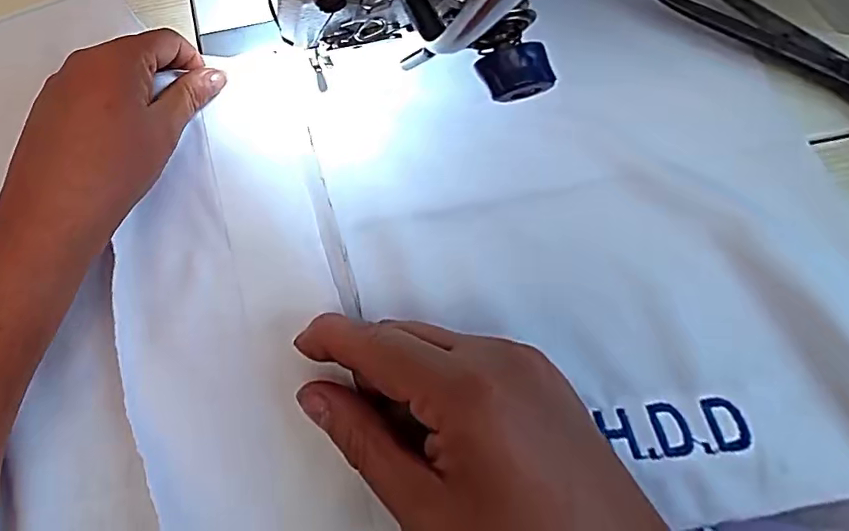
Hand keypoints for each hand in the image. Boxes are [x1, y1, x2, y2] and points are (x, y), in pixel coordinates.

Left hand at [0, 29, 225, 250]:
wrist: (51, 216)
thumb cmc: (100, 176)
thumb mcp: (162, 131)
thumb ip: (188, 95)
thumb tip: (206, 77)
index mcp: (113, 59)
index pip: (163, 40)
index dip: (189, 59)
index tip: (199, 82)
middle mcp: (82, 64)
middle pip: (135, 53)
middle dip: (160, 76)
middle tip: (176, 109)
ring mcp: (60, 84)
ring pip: (108, 73)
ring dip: (132, 91)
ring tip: (142, 131)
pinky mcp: (47, 106)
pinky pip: (85, 91)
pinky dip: (105, 104)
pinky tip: (114, 139)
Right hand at [293, 315, 665, 530]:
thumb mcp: (428, 513)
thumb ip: (362, 441)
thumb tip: (318, 395)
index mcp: (469, 388)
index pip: (375, 342)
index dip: (330, 338)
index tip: (305, 346)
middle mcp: (500, 359)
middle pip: (402, 336)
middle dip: (368, 365)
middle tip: (353, 415)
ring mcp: (527, 365)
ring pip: (432, 343)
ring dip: (404, 373)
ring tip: (409, 440)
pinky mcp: (543, 377)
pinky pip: (469, 355)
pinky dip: (441, 378)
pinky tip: (445, 432)